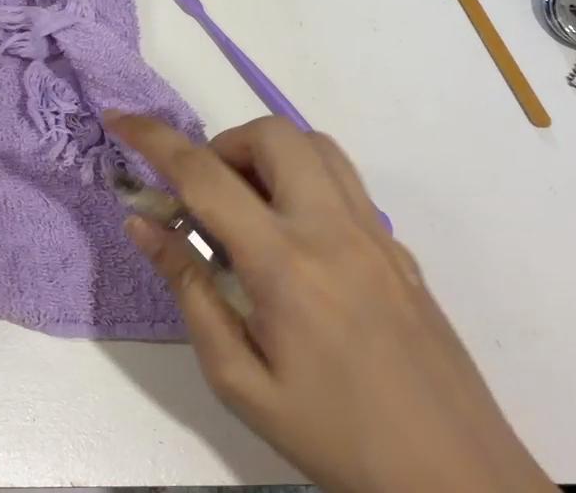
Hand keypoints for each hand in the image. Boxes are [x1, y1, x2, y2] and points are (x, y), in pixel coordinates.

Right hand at [107, 114, 555, 492]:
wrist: (458, 481)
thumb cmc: (334, 437)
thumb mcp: (237, 378)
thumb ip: (188, 289)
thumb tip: (143, 223)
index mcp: (286, 265)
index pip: (205, 174)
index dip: (152, 138)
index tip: (118, 119)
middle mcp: (334, 232)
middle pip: (273, 135)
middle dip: (220, 145)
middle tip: (200, 198)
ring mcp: (377, 237)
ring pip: (315, 146)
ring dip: (264, 155)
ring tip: (242, 209)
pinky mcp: (400, 251)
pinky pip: (342, 183)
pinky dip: (299, 182)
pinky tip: (288, 241)